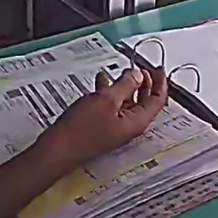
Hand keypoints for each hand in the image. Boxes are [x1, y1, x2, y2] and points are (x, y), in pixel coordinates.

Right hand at [32, 67, 169, 168]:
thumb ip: (126, 85)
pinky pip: (113, 106)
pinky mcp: (103, 126)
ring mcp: (116, 127)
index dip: (160, 82)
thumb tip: (138, 75)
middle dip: (145, 83)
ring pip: (128, 102)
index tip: (157, 68)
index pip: (158, 100)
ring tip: (122, 71)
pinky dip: (111, 92)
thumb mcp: (107, 99)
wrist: (57, 149)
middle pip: (145, 101)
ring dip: (126, 86)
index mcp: (137, 121)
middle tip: (141, 68)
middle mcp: (130, 126)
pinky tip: (102, 80)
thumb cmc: (81, 129)